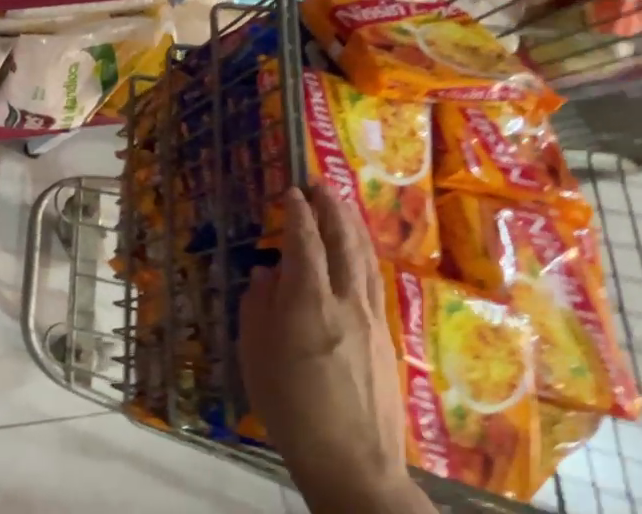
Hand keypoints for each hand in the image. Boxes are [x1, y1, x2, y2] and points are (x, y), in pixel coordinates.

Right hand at [239, 187, 415, 509]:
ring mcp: (372, 321)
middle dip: (333, 210)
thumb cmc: (288, 403)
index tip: (289, 189)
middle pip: (345, 244)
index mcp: (309, 303)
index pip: (304, 244)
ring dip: (353, 228)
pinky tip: (355, 255)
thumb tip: (267, 275)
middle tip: (321, 183)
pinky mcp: (385, 340)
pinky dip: (361, 257)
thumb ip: (259, 306)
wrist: (349, 457)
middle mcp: (346, 303)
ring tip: (341, 206)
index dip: (297, 214)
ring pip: (365, 261)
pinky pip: (372, 283)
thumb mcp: (256, 351)